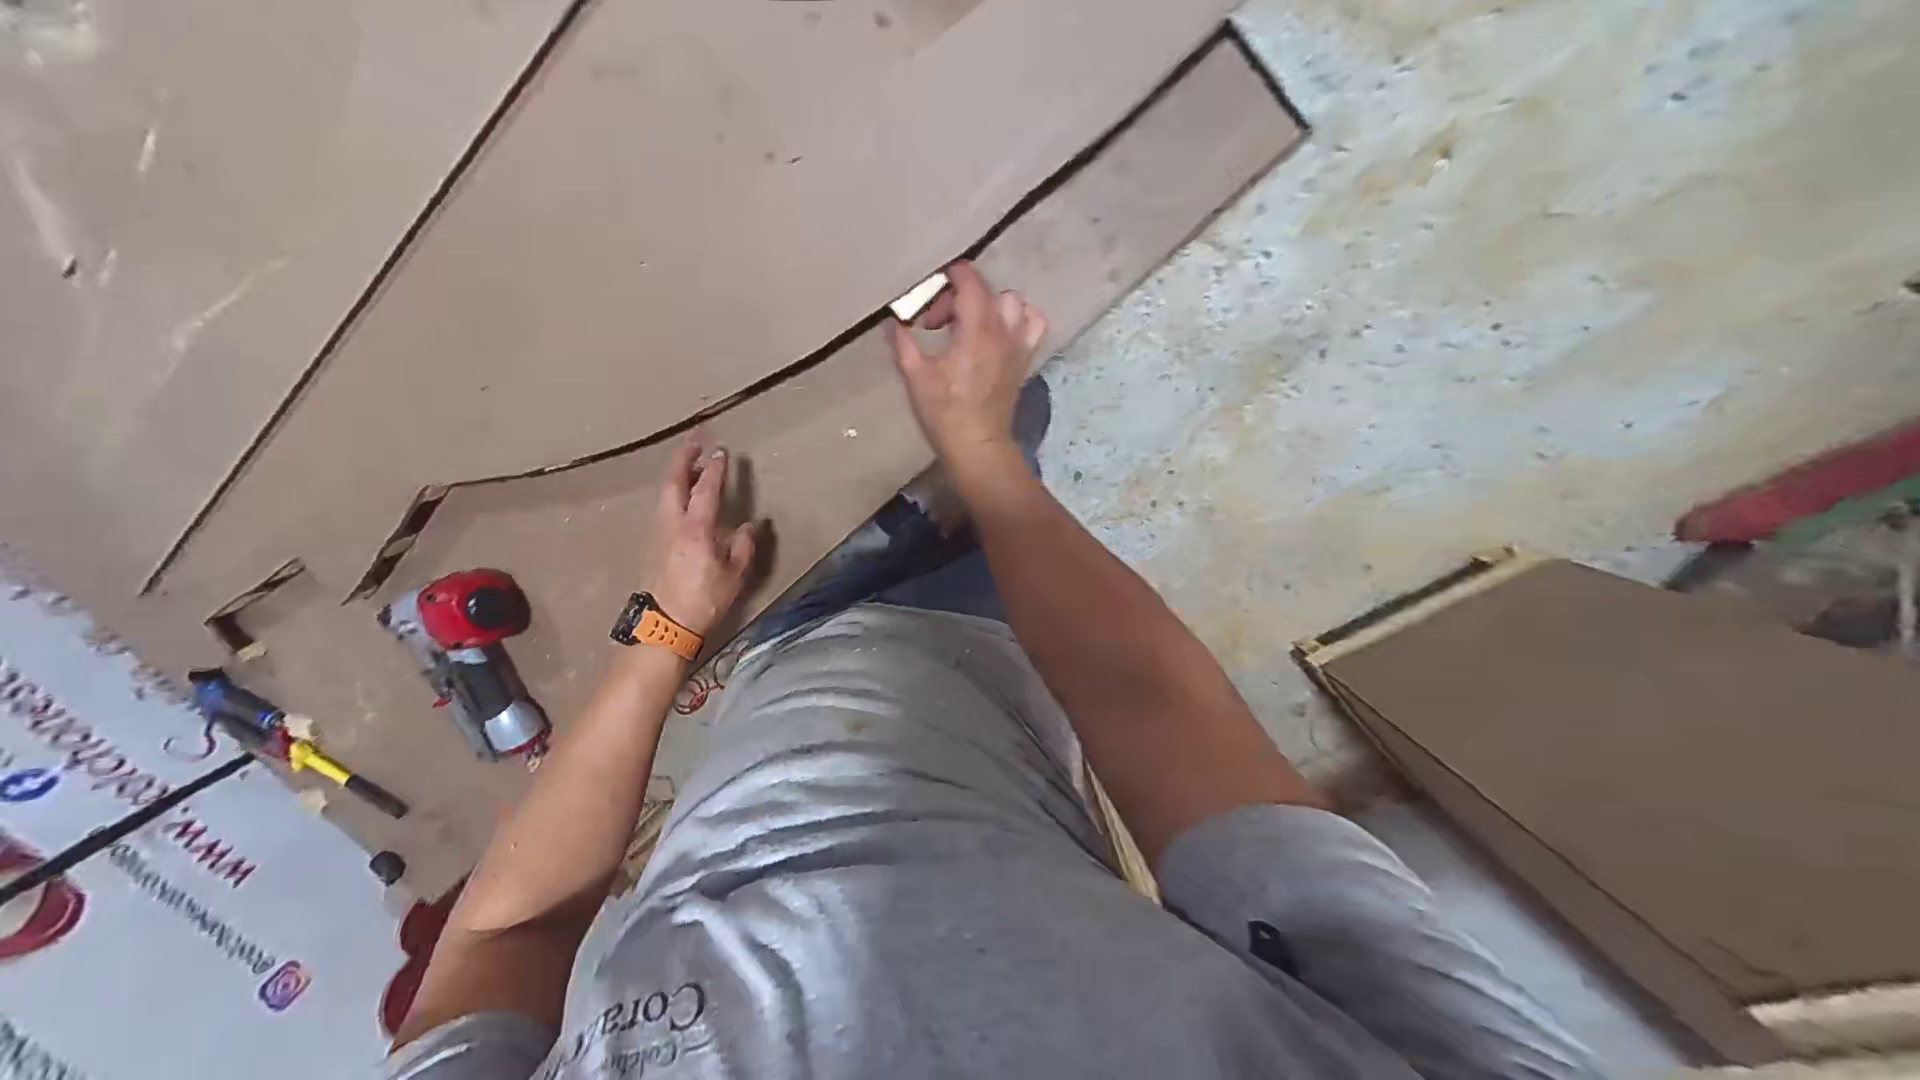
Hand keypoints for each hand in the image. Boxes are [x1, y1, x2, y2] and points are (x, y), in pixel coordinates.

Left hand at [644, 433, 757, 638]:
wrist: (664, 626)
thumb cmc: (703, 600)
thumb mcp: (734, 575)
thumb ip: (743, 547)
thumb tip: (750, 528)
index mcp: (696, 529)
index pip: (706, 489)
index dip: (716, 469)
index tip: (723, 452)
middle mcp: (673, 524)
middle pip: (674, 481)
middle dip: (684, 457)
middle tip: (694, 440)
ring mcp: (659, 532)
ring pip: (665, 492)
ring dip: (677, 474)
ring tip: (691, 464)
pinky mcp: (653, 543)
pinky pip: (663, 506)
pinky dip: (673, 491)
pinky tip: (682, 495)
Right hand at [889, 261, 1046, 474]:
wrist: (977, 445)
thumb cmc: (945, 413)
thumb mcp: (916, 377)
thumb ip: (904, 343)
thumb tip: (893, 322)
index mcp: (975, 332)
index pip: (970, 282)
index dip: (951, 274)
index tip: (932, 285)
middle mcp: (1002, 332)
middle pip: (987, 290)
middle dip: (960, 293)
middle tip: (938, 319)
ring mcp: (1018, 345)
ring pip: (1013, 302)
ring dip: (990, 302)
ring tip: (970, 321)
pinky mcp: (1025, 358)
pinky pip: (1034, 323)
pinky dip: (1021, 316)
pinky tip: (1002, 327)